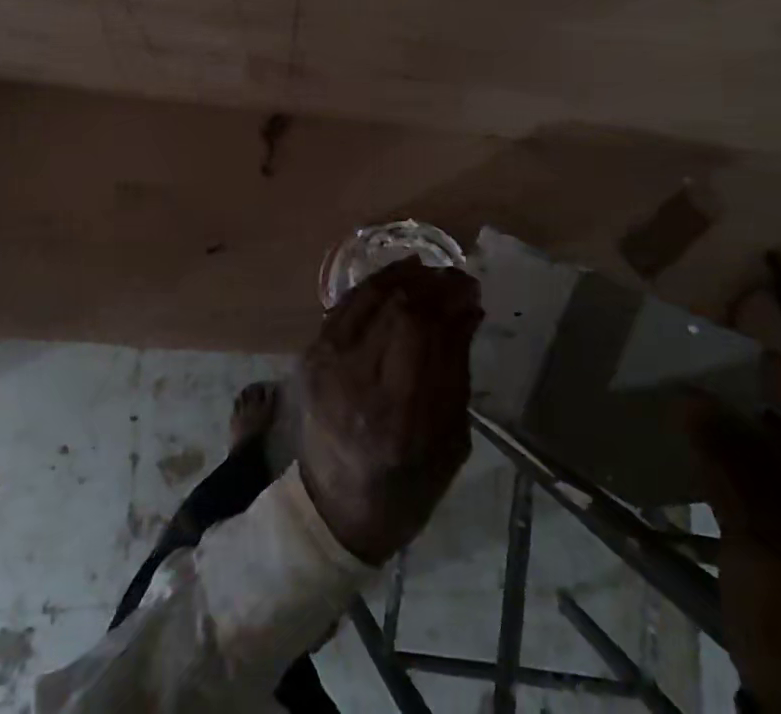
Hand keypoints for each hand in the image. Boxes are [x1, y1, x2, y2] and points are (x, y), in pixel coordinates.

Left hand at [298, 259, 481, 564]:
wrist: (337, 508)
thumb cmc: (409, 485)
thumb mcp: (451, 439)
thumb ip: (456, 370)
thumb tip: (466, 310)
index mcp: (396, 413)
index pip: (420, 328)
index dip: (448, 298)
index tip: (472, 289)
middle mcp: (353, 381)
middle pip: (393, 307)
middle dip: (430, 284)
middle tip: (456, 279)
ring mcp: (323, 366)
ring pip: (365, 299)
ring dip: (400, 278)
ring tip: (428, 272)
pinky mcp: (309, 358)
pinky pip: (342, 307)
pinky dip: (370, 288)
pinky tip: (393, 281)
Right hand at [682, 354, 780, 713]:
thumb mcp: (768, 547)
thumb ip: (731, 469)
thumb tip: (689, 395)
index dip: (776, 372)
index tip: (715, 344)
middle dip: (742, 393)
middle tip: (680, 365)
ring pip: (773, 451)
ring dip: (728, 424)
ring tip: (673, 395)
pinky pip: (758, 479)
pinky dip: (724, 458)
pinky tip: (685, 444)